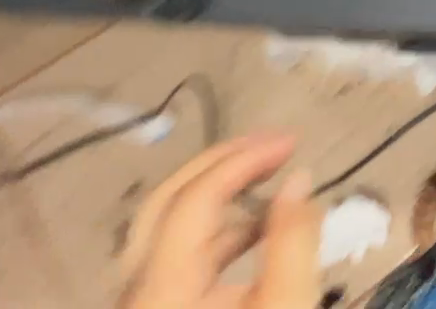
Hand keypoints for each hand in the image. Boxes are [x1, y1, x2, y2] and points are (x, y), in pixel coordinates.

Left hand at [120, 134, 322, 308]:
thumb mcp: (290, 308)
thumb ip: (295, 241)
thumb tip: (298, 179)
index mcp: (163, 293)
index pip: (194, 200)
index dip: (243, 160)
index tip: (297, 142)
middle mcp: (136, 298)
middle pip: (161, 206)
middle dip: (221, 162)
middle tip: (276, 143)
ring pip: (163, 234)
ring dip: (219, 194)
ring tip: (275, 180)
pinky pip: (175, 261)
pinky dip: (216, 231)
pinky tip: (258, 234)